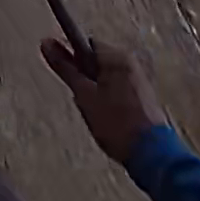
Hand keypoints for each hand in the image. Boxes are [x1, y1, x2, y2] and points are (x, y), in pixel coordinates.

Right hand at [41, 37, 165, 162]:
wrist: (154, 158)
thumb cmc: (115, 121)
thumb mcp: (84, 94)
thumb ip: (64, 67)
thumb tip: (45, 42)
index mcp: (116, 57)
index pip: (84, 43)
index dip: (71, 56)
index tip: (65, 72)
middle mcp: (130, 64)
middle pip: (94, 61)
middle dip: (83, 77)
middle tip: (81, 96)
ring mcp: (139, 82)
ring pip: (104, 78)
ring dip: (95, 90)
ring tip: (94, 112)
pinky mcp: (144, 100)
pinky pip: (116, 90)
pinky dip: (108, 100)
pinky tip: (107, 119)